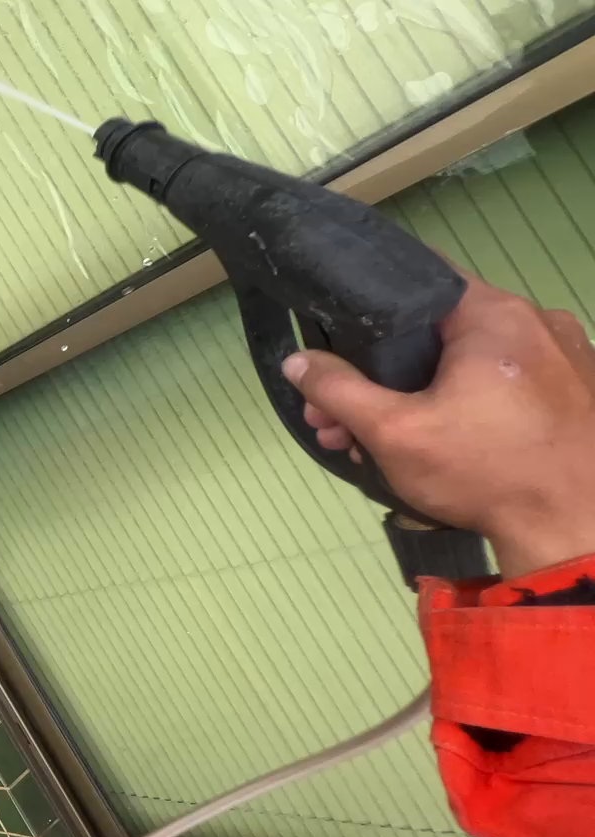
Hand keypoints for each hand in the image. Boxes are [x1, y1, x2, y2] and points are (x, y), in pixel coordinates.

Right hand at [281, 276, 594, 578]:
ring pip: (454, 364)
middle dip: (368, 376)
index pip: (417, 286)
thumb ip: (336, 389)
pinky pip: (487, 384)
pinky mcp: (567, 391)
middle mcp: (534, 324)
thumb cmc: (482, 466)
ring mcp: (560, 357)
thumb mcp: (389, 428)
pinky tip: (416, 443)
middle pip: (428, 336)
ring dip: (399, 396)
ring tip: (362, 441)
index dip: (361, 317)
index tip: (326, 358)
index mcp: (496, 318)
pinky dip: (444, 405)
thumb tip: (297, 360)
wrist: (578, 522)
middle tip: (330, 420)